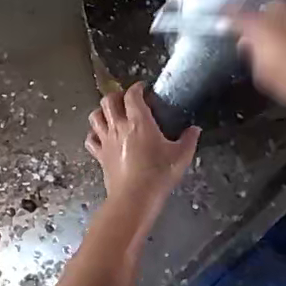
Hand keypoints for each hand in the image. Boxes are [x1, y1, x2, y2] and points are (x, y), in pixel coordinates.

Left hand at [86, 83, 200, 204]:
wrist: (134, 197)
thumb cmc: (158, 175)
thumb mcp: (181, 156)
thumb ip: (189, 139)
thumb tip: (194, 130)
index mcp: (139, 122)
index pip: (132, 95)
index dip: (137, 88)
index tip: (143, 88)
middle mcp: (119, 127)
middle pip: (108, 100)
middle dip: (116, 95)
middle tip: (126, 98)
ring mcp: (106, 140)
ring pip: (95, 116)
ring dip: (102, 111)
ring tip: (111, 113)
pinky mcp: (100, 155)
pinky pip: (90, 138)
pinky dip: (94, 133)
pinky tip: (101, 135)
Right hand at [233, 0, 285, 111]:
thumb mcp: (267, 78)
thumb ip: (252, 55)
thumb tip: (249, 43)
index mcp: (259, 26)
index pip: (233, 13)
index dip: (227, 17)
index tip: (224, 19)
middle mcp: (281, 8)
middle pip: (266, 11)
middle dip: (268, 24)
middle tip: (277, 45)